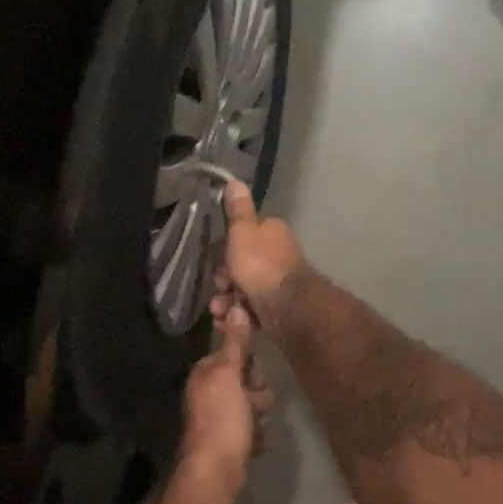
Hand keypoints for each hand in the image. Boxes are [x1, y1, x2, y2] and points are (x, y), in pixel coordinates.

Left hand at [178, 304, 272, 496]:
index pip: (235, 354)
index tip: (253, 376)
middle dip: (256, 393)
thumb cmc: (221, 418)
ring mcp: (217, 416)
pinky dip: (254, 435)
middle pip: (246, 380)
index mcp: (205, 372)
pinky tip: (252, 443)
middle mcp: (207, 390)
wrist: (215, 471)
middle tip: (253, 405)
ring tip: (253, 427)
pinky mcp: (227, 438)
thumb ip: (235, 342)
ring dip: (257, 416)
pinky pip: (251, 428)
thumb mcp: (229, 374)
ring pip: (251, 404)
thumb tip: (235, 305)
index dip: (249, 365)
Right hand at [218, 181, 311, 328]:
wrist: (286, 309)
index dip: (224, 249)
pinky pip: (250, 311)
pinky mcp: (276, 309)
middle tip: (219, 289)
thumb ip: (237, 210)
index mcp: (272, 233)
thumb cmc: (260, 265)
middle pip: (239, 266)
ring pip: (242, 291)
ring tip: (222, 312)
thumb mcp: (243, 232)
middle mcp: (277, 256)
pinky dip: (238, 317)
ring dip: (227, 302)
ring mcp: (277, 284)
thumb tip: (234, 181)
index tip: (215, 260)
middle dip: (224, 281)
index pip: (241, 236)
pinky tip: (231, 322)